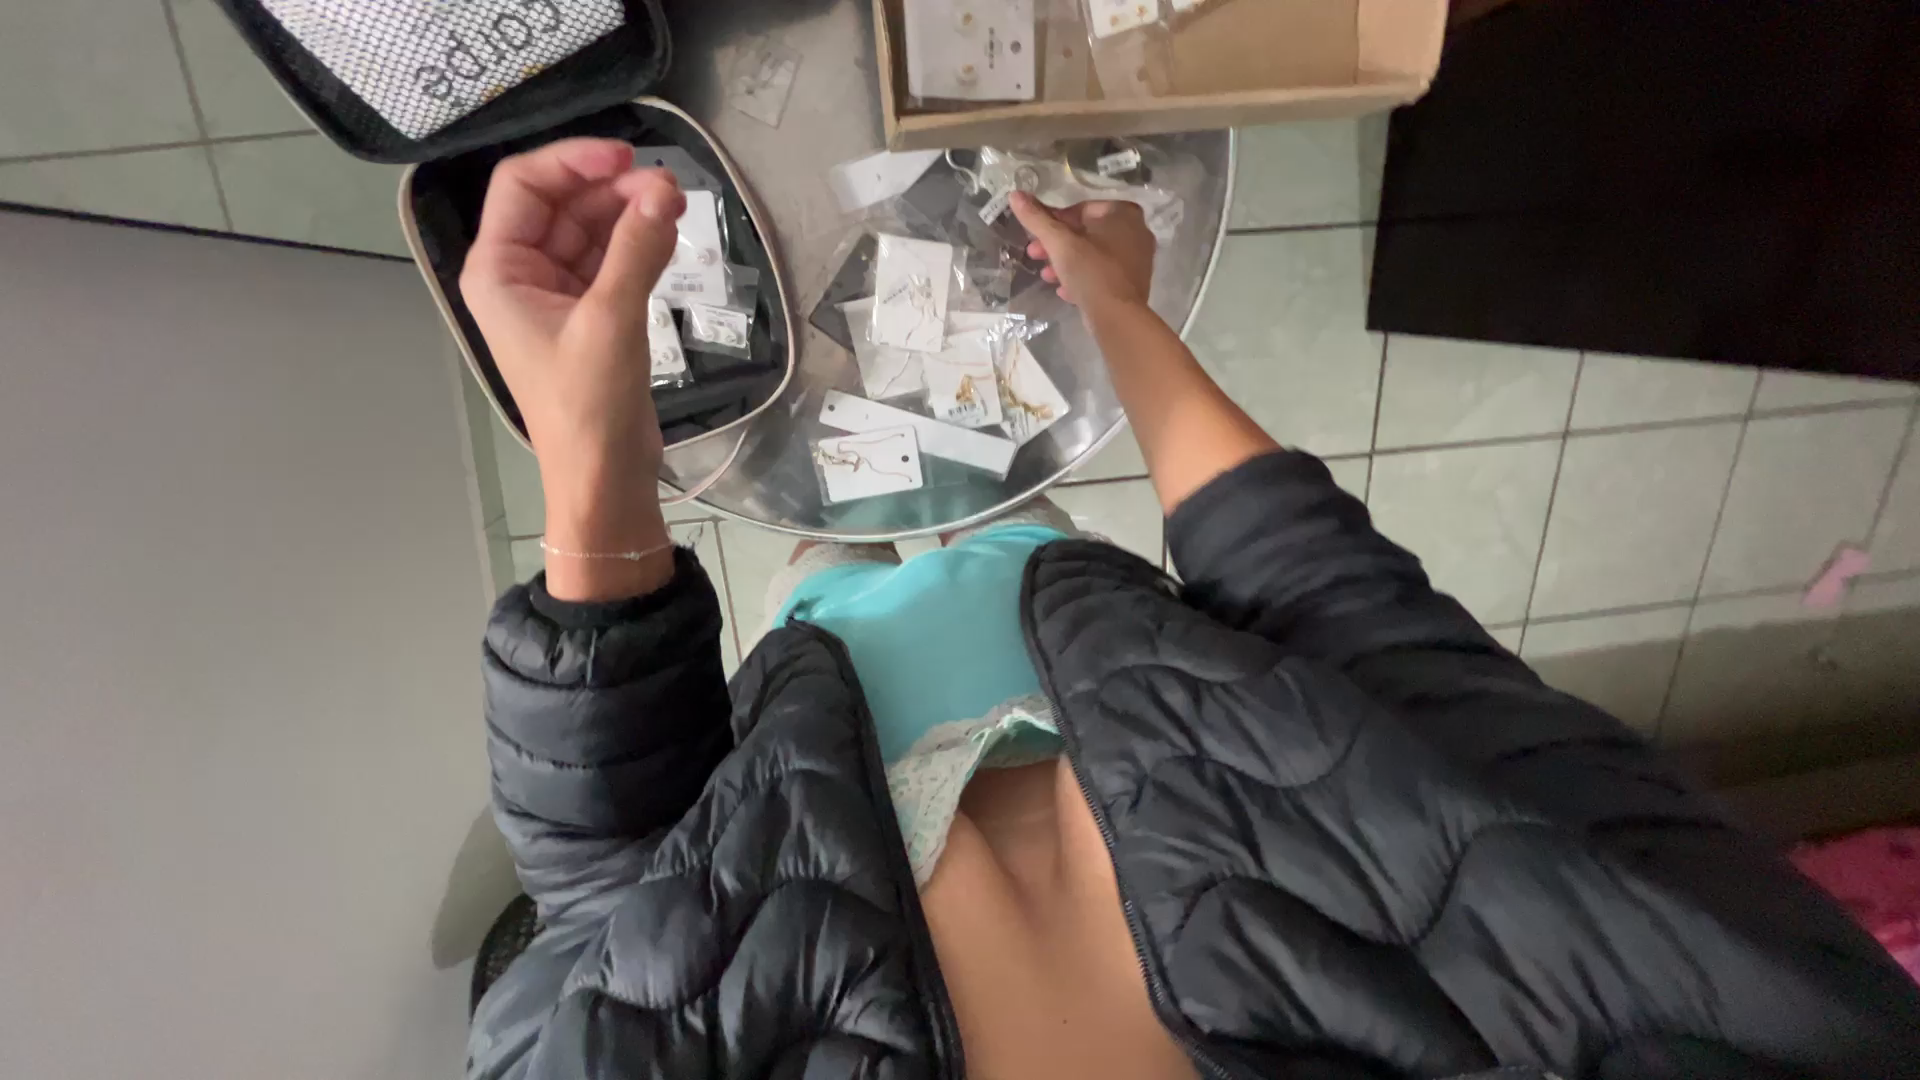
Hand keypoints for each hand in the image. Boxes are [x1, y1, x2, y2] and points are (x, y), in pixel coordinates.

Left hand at [460, 138, 684, 556]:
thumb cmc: (589, 406)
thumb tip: (667, 192)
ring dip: (630, 219)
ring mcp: (560, 300)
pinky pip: (613, 268)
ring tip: (676, 207)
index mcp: (500, 271)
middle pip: (564, 208)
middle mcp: (523, 278)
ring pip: (593, 237)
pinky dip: (639, 251)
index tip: (630, 156)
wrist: (605, 477)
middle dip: (613, 192)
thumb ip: (638, 253)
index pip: (526, 187)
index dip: (574, 162)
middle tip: (671, 189)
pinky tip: (668, 239)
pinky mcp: (594, 321)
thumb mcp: (611, 322)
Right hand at [1009, 192, 1154, 311]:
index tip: (1036, 237)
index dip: (1053, 223)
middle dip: (1057, 246)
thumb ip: (1037, 219)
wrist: (1117, 317)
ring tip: (1046, 276)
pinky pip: (1102, 274)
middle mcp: (1136, 231)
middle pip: (1086, 233)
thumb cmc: (1090, 272)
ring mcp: (1137, 259)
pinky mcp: (1132, 283)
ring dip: (1066, 264)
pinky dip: (1082, 278)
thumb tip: (1015, 195)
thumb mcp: (1059, 243)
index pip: (1080, 210)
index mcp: (1123, 213)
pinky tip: (1064, 291)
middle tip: (1034, 256)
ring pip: (1093, 255)